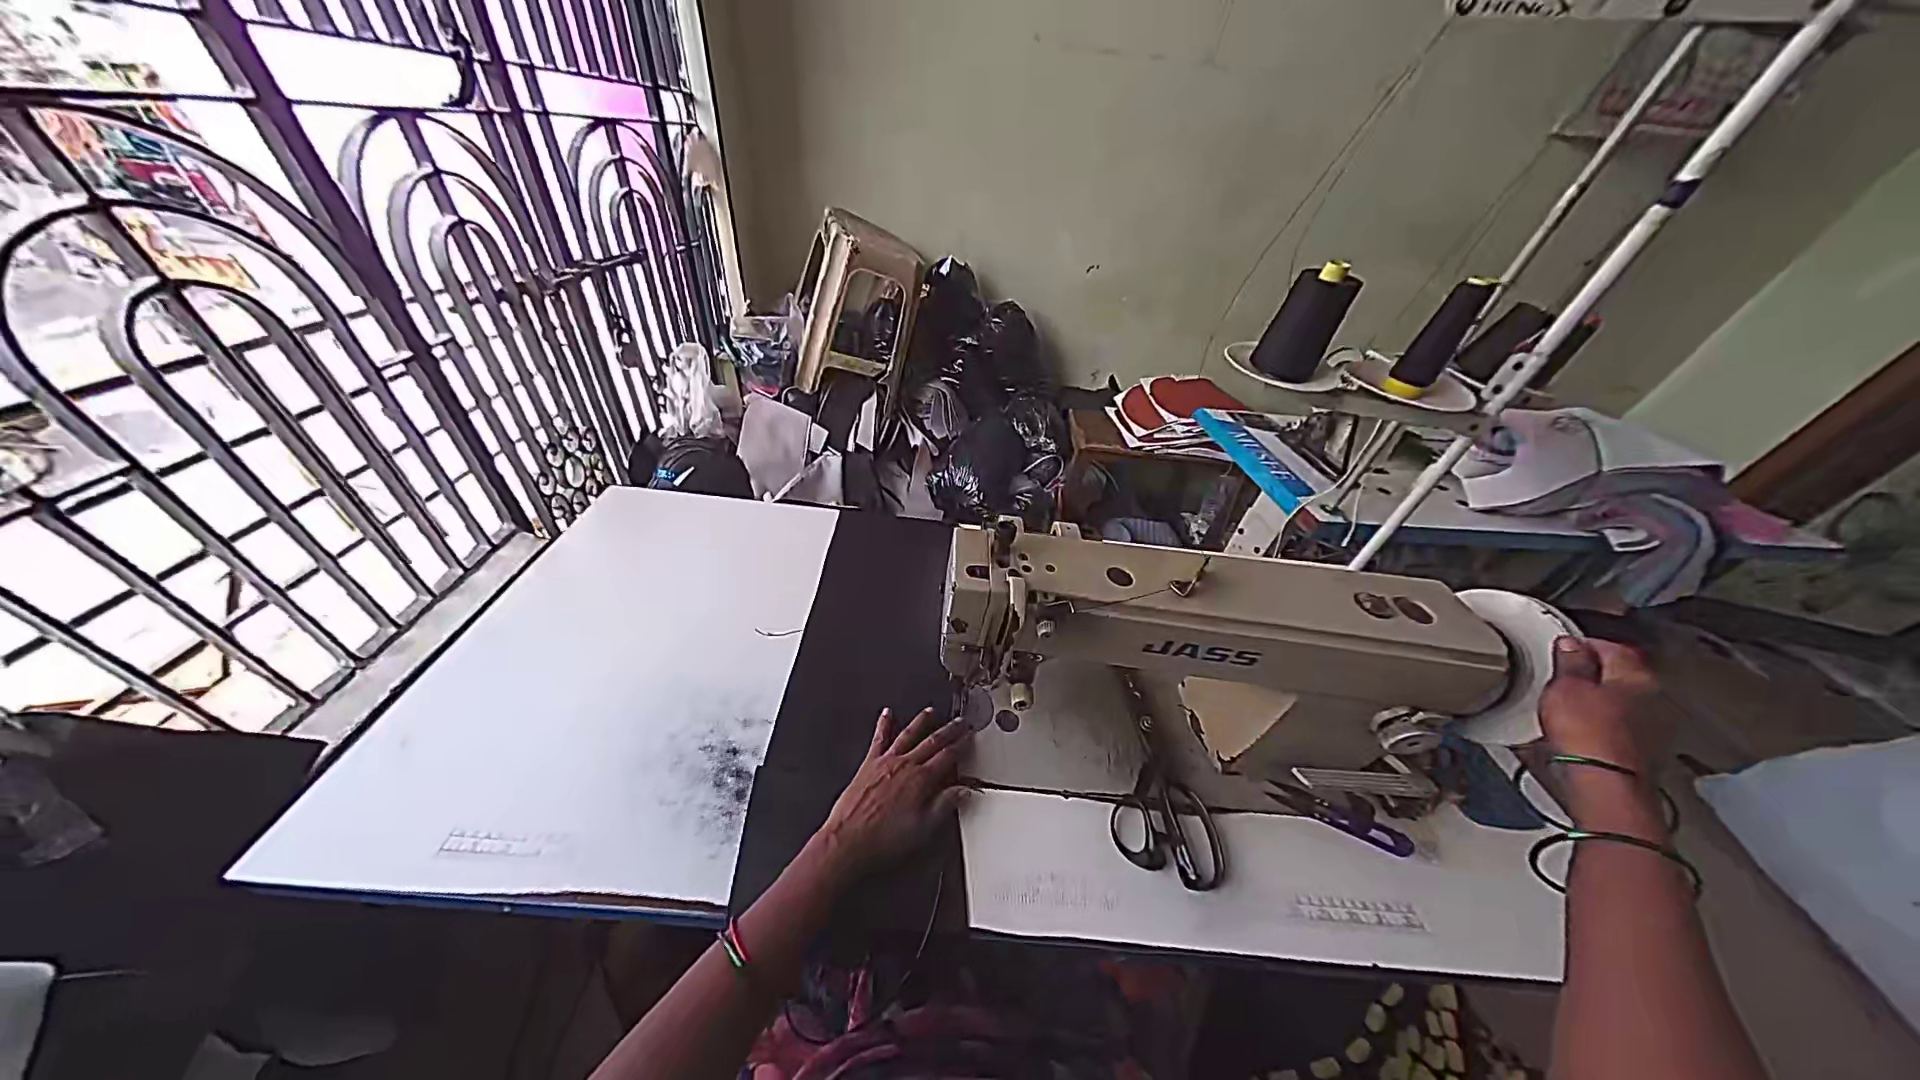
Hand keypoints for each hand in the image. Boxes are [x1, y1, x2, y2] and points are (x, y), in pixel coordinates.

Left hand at [817, 707, 970, 877]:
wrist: (848, 841)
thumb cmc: (884, 839)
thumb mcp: (924, 828)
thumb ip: (945, 805)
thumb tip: (962, 791)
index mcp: (921, 780)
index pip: (948, 756)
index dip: (961, 745)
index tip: (969, 737)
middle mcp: (905, 766)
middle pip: (933, 741)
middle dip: (949, 730)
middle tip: (959, 721)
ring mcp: (886, 762)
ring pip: (909, 735)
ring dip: (921, 722)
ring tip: (930, 712)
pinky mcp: (868, 764)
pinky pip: (879, 739)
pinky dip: (884, 724)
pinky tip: (887, 714)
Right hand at [1538, 636, 1669, 777]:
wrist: (1603, 782)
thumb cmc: (1589, 735)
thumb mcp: (1566, 687)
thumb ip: (1571, 662)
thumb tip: (1572, 646)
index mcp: (1639, 678)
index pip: (1613, 648)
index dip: (1584, 644)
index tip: (1563, 647)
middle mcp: (1655, 701)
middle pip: (1620, 676)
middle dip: (1593, 673)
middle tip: (1563, 674)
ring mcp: (1652, 729)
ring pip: (1620, 702)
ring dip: (1597, 699)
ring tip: (1566, 703)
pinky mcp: (1640, 751)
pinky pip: (1616, 726)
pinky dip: (1598, 722)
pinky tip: (1578, 728)